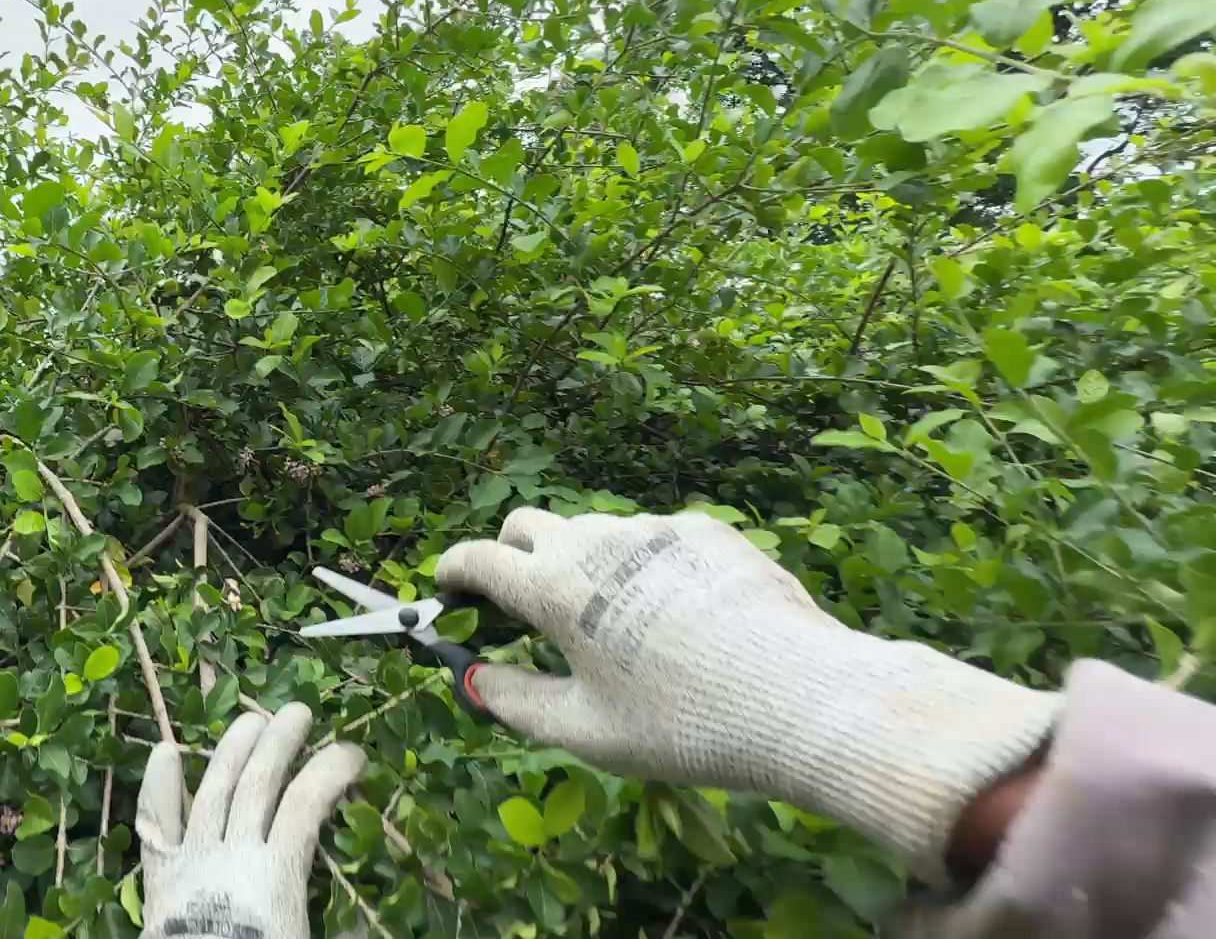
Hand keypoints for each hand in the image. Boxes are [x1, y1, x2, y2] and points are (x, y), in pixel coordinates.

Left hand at [137, 703, 364, 938]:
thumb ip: (338, 936)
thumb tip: (364, 920)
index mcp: (274, 879)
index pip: (306, 805)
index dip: (330, 770)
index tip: (353, 752)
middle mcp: (233, 856)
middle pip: (258, 782)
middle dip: (281, 741)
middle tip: (299, 710)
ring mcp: (192, 860)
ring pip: (214, 788)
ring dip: (234, 749)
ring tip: (252, 720)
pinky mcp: (160, 878)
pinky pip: (155, 825)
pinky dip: (159, 788)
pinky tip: (164, 751)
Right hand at [441, 508, 1059, 879]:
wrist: (809, 702)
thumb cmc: (682, 725)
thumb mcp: (585, 731)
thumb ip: (512, 700)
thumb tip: (474, 678)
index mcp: (551, 587)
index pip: (475, 558)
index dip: (451, 570)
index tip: (449, 586)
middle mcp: (589, 541)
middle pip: (522, 525)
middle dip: (508, 554)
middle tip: (527, 602)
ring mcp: (647, 529)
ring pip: (589, 531)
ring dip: (580, 563)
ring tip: (620, 622)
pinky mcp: (699, 529)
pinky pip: (650, 539)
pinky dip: (641, 567)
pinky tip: (681, 615)